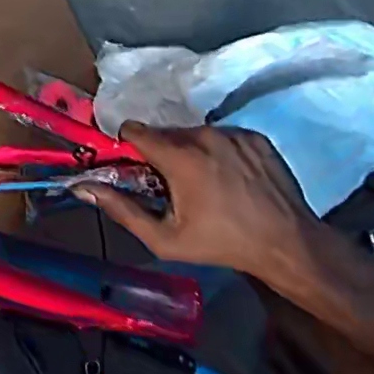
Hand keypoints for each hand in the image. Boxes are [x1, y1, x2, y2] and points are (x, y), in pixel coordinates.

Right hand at [75, 122, 320, 283]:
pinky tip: (230, 179)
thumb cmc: (220, 243)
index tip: (135, 168)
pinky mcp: (254, 135)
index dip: (128, 147)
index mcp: (179, 155)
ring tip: (205, 184)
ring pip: (193, 134)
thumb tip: (85, 189)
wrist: (288, 244)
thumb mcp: (164, 238)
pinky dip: (217, 152)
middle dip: (160, 154)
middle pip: (164, 133)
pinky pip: (221, 135)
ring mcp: (232, 132)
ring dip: (189, 152)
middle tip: (172, 185)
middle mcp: (204, 135)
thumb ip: (121, 210)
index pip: (134, 130)